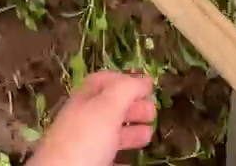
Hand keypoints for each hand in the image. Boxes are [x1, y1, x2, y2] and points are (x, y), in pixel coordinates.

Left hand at [28, 70, 156, 165]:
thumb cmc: (84, 138)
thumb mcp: (107, 106)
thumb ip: (126, 89)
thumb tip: (145, 78)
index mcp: (84, 98)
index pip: (104, 80)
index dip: (125, 80)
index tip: (147, 86)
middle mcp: (82, 118)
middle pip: (109, 107)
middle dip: (133, 106)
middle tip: (153, 111)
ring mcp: (82, 145)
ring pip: (110, 134)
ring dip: (131, 132)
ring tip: (149, 135)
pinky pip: (108, 158)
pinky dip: (122, 157)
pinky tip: (132, 161)